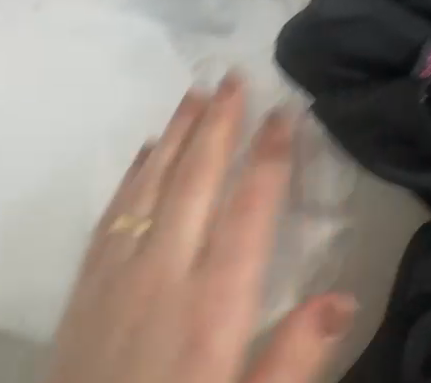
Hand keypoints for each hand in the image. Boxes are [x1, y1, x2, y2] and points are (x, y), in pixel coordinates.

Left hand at [44, 73, 357, 382]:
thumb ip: (295, 358)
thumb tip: (344, 298)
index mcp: (214, 305)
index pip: (248, 211)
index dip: (269, 157)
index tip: (285, 112)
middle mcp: (165, 274)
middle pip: (196, 179)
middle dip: (219, 123)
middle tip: (235, 76)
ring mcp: (119, 275)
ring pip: (152, 183)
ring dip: (176, 133)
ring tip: (196, 91)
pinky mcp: (85, 288)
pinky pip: (112, 213)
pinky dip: (132, 173)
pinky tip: (145, 149)